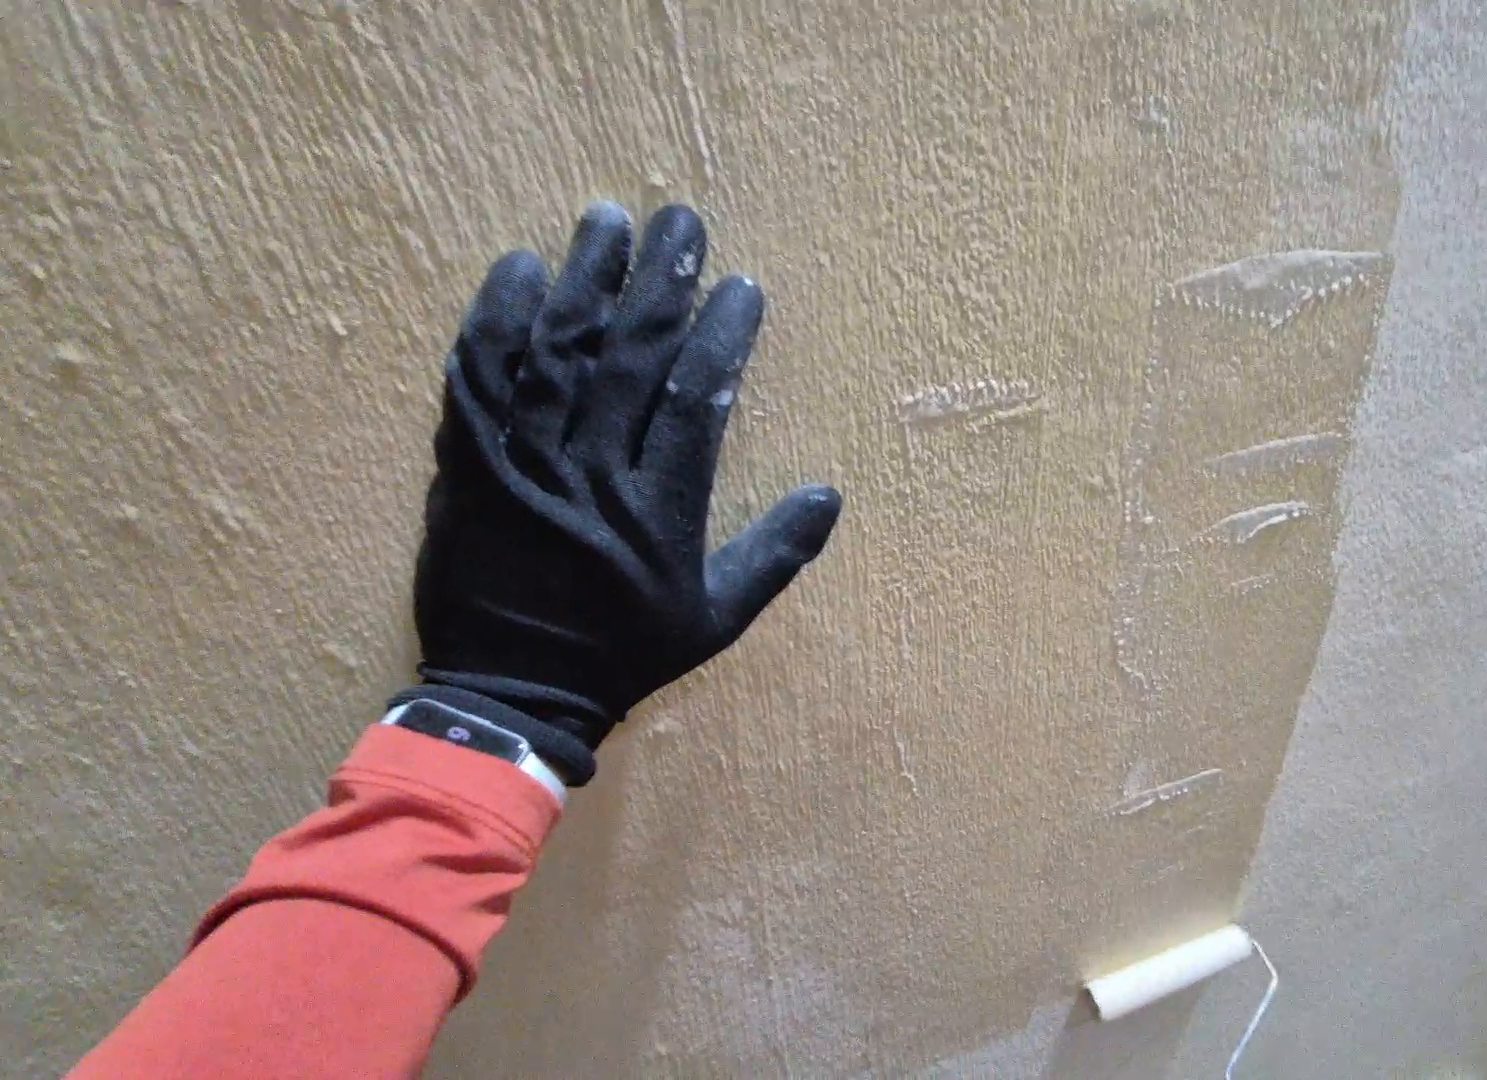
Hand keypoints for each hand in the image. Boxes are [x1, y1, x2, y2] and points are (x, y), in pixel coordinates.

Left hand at [398, 202, 841, 784]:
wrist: (510, 693)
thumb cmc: (627, 653)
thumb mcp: (720, 618)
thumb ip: (777, 554)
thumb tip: (830, 493)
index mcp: (660, 511)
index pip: (697, 401)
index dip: (722, 337)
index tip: (741, 288)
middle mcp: (591, 475)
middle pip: (627, 360)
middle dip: (658, 284)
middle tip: (679, 221)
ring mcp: (520, 465)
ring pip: (554, 356)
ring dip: (584, 282)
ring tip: (607, 220)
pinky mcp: (466, 464)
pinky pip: (475, 381)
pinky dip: (494, 322)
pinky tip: (518, 270)